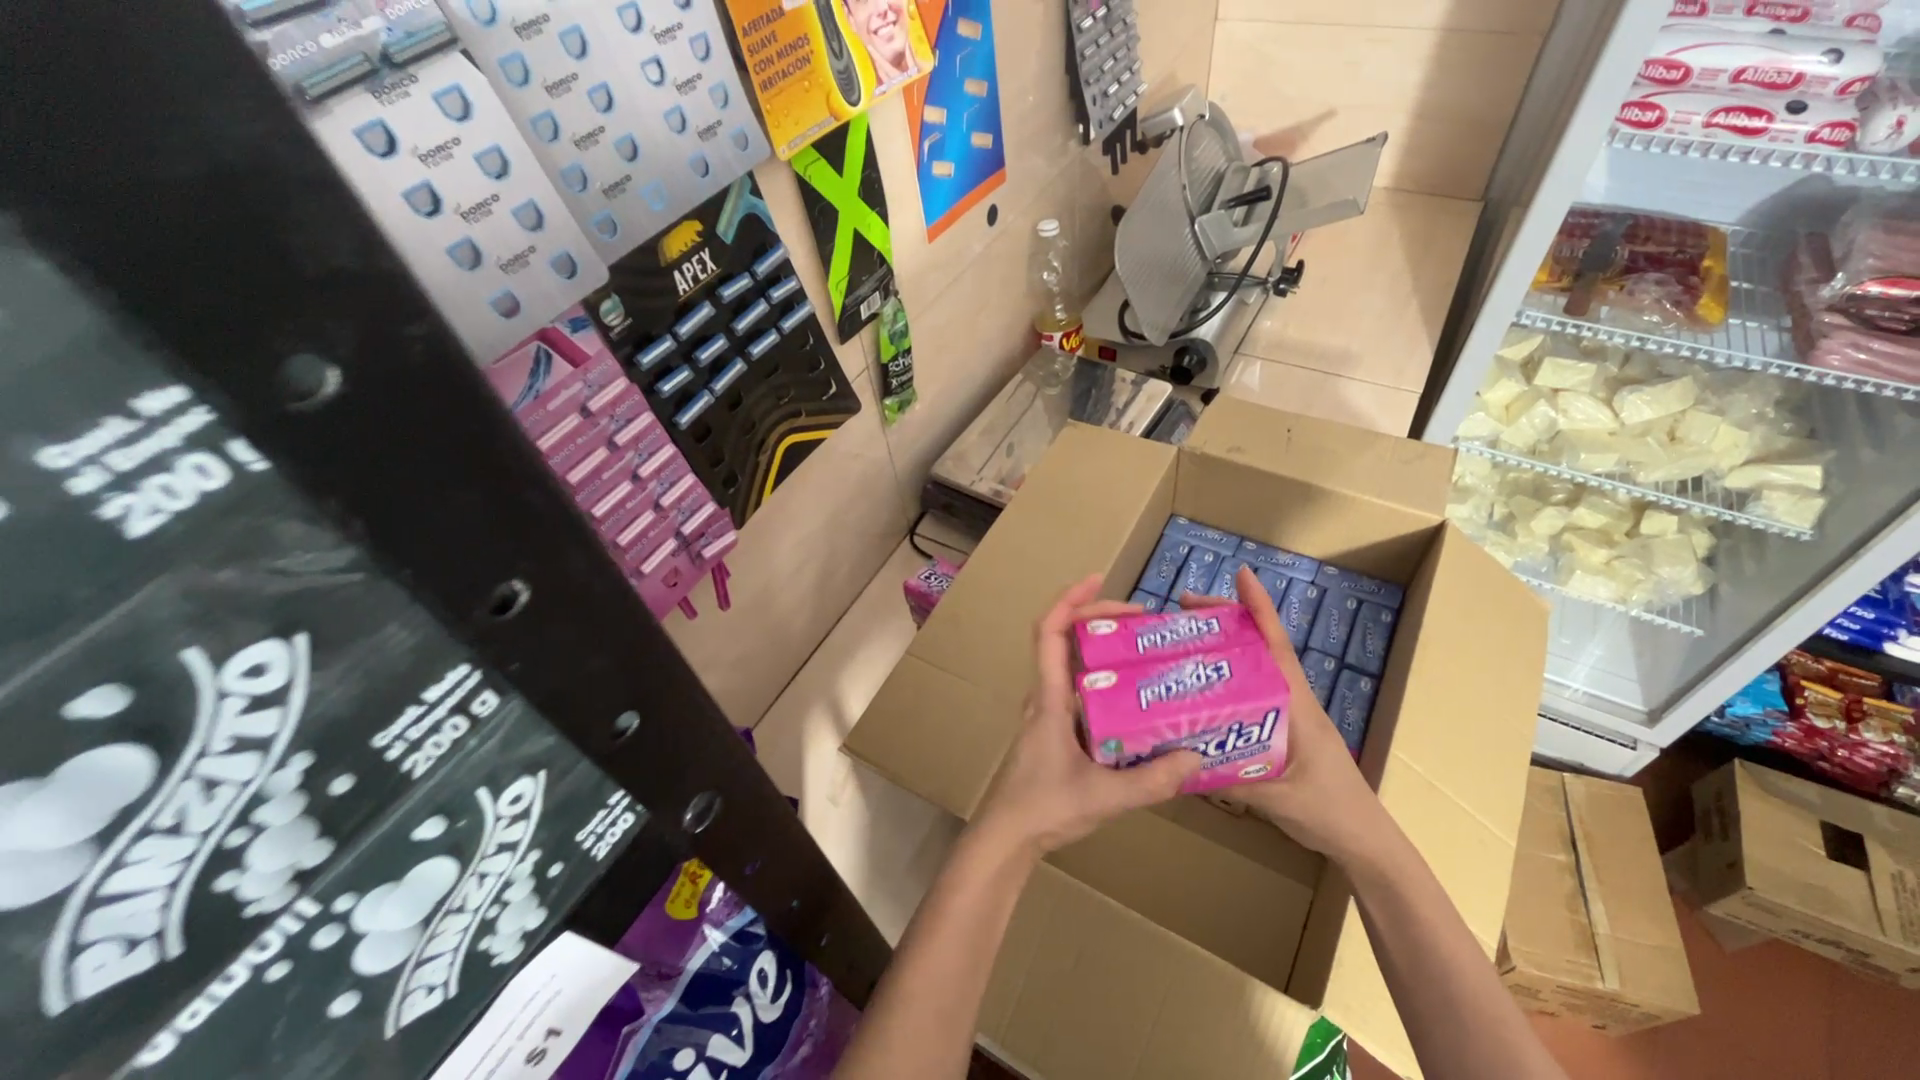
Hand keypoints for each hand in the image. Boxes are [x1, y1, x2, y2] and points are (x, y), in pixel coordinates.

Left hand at [972, 575, 1202, 857]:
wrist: (1007, 837)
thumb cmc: (1045, 809)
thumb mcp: (1106, 796)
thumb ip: (1152, 780)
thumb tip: (1196, 757)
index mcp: (1050, 700)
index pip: (1050, 633)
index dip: (1070, 600)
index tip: (1099, 579)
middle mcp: (1046, 699)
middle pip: (1065, 640)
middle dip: (1100, 619)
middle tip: (1143, 619)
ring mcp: (1048, 716)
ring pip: (1073, 666)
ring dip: (1103, 649)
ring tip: (1146, 648)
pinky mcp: (1054, 734)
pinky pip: (1079, 692)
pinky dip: (1104, 681)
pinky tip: (1136, 699)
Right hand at [1179, 567, 1393, 861]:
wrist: (1365, 842)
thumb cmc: (1329, 811)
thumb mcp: (1277, 798)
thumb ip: (1232, 780)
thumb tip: (1180, 761)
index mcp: (1298, 706)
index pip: (1276, 647)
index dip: (1259, 609)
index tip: (1241, 575)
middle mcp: (1293, 703)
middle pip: (1260, 650)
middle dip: (1227, 622)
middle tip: (1183, 610)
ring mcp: (1290, 718)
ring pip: (1255, 671)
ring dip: (1225, 651)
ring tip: (1183, 643)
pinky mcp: (1284, 736)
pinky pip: (1251, 698)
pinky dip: (1226, 684)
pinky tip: (1200, 694)